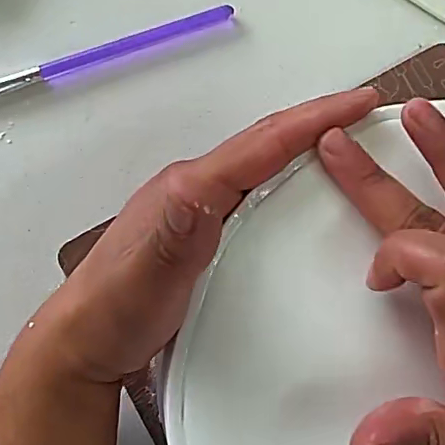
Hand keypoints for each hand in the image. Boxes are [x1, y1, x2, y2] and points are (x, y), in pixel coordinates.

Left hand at [27, 88, 385, 385]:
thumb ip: (175, 234)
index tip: (357, 103)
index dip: (312, 120)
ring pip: (251, 168)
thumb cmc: (111, 311)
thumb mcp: (146, 278)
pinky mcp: (191, 235)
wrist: (84, 341)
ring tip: (336, 143)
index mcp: (182, 192)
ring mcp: (187, 213)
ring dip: (295, 149)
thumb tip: (200, 190)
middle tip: (359, 114)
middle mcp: (186, 194)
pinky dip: (273, 181)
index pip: (257, 146)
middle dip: (312, 124)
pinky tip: (285, 195)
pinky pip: (242, 194)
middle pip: (258, 146)